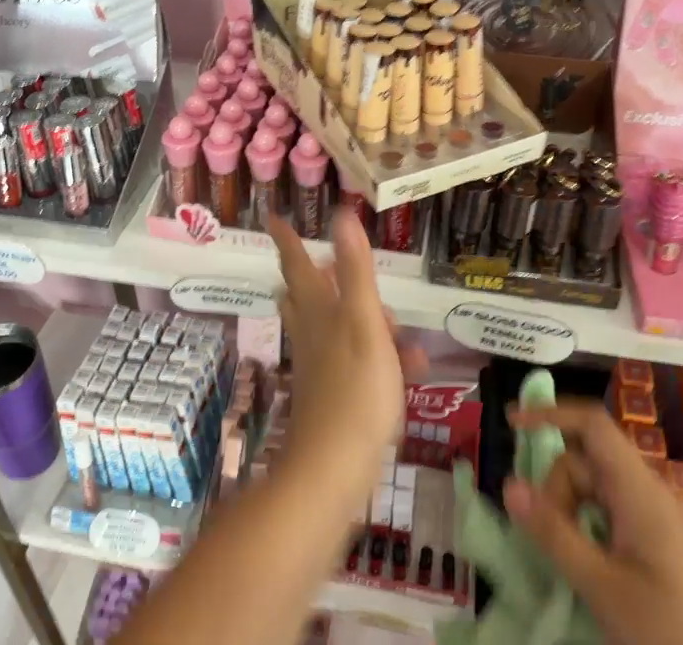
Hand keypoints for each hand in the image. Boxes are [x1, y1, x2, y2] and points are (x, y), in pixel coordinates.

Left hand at [269, 209, 425, 498]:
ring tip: (392, 320)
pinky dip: (379, 355)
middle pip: (305, 297)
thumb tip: (341, 215)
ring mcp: (320, 367)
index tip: (273, 218)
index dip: (288, 240)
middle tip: (327, 262)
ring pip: (331, 328)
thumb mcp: (364, 324)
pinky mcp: (333, 395)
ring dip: (357, 316)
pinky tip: (408, 367)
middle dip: (314, 276)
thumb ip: (355, 272)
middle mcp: (312, 335)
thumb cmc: (355, 391)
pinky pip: (355, 360)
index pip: (297, 265)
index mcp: (317, 313)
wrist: (335, 468)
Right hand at [504, 403, 682, 644]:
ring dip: (570, 511)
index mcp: (639, 491)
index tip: (511, 422)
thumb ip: (554, 535)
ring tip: (568, 560)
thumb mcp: (602, 585)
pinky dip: (587, 525)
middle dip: (556, 488)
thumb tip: (509, 486)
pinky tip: (585, 561)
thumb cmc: (669, 627)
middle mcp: (649, 492)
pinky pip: (612, 512)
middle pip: (587, 462)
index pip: (593, 425)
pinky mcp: (661, 539)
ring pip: (597, 489)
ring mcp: (658, 515)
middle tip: (547, 540)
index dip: (551, 414)